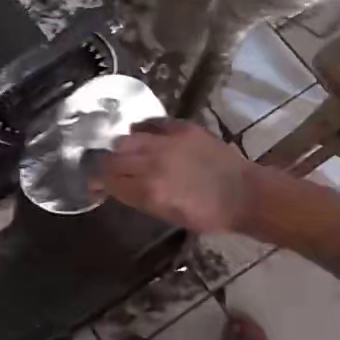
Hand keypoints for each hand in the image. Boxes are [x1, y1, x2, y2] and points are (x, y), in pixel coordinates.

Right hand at [99, 119, 252, 232]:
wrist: (243, 194)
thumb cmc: (207, 215)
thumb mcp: (167, 215)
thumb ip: (139, 199)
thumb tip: (118, 188)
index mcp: (148, 191)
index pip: (108, 181)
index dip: (98, 183)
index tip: (96, 186)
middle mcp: (152, 163)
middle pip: (113, 158)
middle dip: (106, 166)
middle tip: (109, 170)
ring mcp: (167, 142)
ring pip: (127, 138)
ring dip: (123, 147)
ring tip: (128, 153)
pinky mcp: (182, 128)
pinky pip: (151, 123)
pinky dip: (143, 130)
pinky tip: (145, 136)